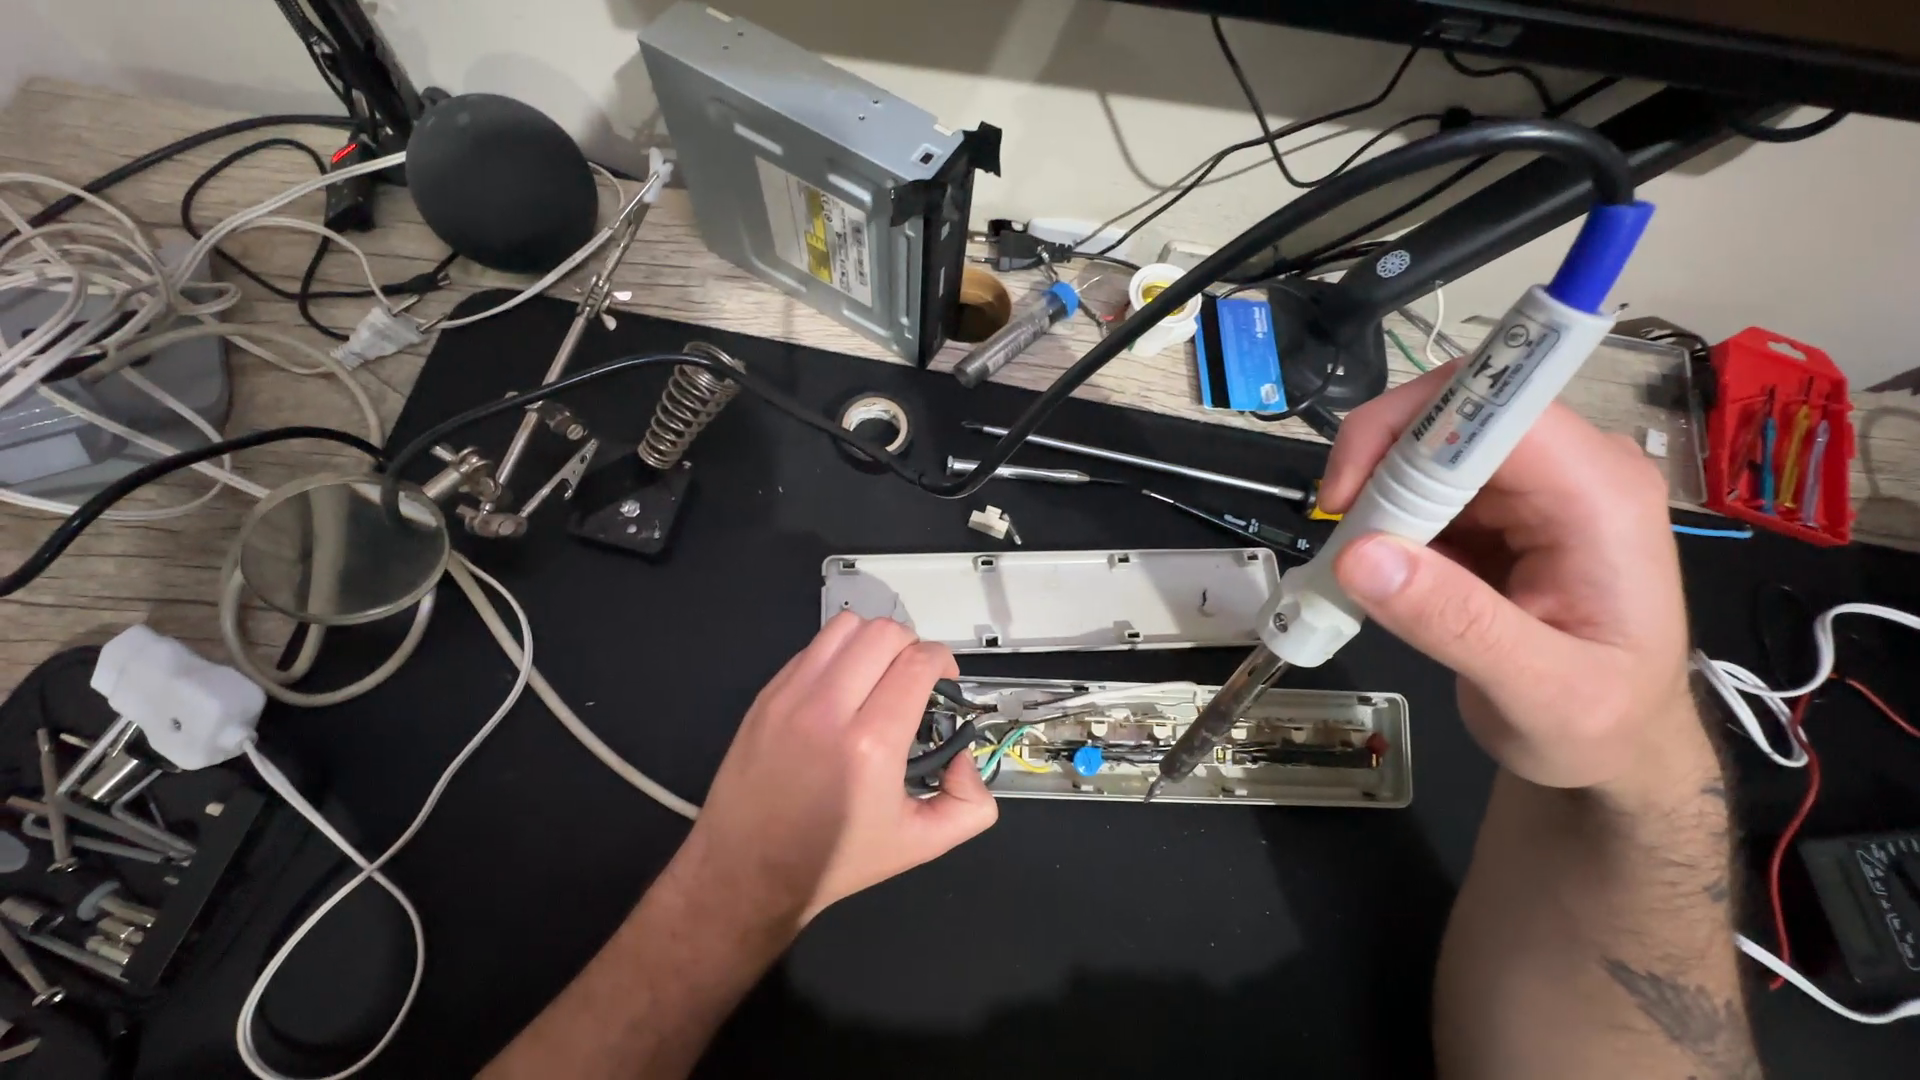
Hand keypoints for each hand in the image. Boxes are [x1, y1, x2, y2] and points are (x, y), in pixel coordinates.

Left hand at [670, 613, 997, 927]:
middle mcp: (828, 709)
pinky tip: (842, 689)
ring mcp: (790, 696)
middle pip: (884, 632)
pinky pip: (813, 647)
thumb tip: (965, 756)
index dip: (943, 663)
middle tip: (914, 680)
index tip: (944, 684)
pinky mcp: (766, 695)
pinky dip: (839, 654)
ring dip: (873, 642)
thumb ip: (971, 803)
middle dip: (912, 647)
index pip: (918, 662)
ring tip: (878, 675)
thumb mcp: (921, 845)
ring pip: (846, 626)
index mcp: (870, 745)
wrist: (747, 870)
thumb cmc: (836, 858)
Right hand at [1319, 365, 1706, 792]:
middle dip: (1377, 468)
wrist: (1617, 748)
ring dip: (1373, 498)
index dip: (1408, 428)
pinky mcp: (1498, 513)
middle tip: (1342, 541)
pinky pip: (1420, 488)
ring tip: (1355, 566)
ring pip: (1424, 451)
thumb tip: (1357, 556)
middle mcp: (1568, 474)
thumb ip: (1455, 623)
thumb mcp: (1538, 691)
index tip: (1346, 497)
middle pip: (1449, 418)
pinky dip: (1381, 520)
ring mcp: (1530, 492)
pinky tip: (1377, 569)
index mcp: (1597, 497)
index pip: (1494, 409)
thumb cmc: (1602, 728)